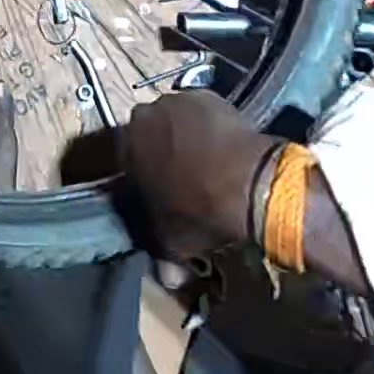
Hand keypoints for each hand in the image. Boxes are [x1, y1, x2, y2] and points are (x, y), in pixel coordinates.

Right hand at [121, 92, 278, 263]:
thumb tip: (164, 278)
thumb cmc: (200, 210)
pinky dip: (210, 123)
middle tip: (186, 172)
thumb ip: (160, 254)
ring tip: (209, 158)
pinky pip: (202, 110)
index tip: (162, 187)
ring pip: (175, 118)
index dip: (145, 172)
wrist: (248, 184)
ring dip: (185, 133)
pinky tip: (225, 145)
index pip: (128, 156)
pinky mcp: (205, 95)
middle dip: (163, 147)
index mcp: (126, 144)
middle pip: (150, 131)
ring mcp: (174, 101)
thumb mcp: (172, 239)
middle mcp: (142, 114)